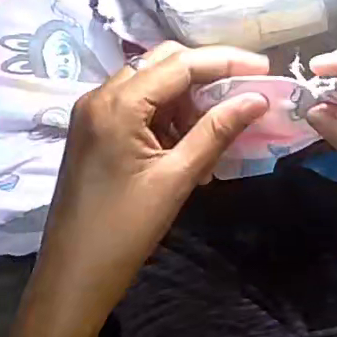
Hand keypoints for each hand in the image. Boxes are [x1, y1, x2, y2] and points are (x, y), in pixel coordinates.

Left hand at [30, 43, 269, 336]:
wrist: (72, 275)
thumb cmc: (124, 230)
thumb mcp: (176, 178)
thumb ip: (217, 131)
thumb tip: (258, 98)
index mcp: (117, 104)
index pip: (180, 64)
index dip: (226, 61)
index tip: (264, 69)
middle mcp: (100, 96)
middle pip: (163, 63)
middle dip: (207, 74)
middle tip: (246, 91)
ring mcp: (93, 112)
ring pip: (151, 83)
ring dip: (188, 98)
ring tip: (220, 128)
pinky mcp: (94, 130)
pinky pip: (137, 106)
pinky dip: (168, 115)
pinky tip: (190, 143)